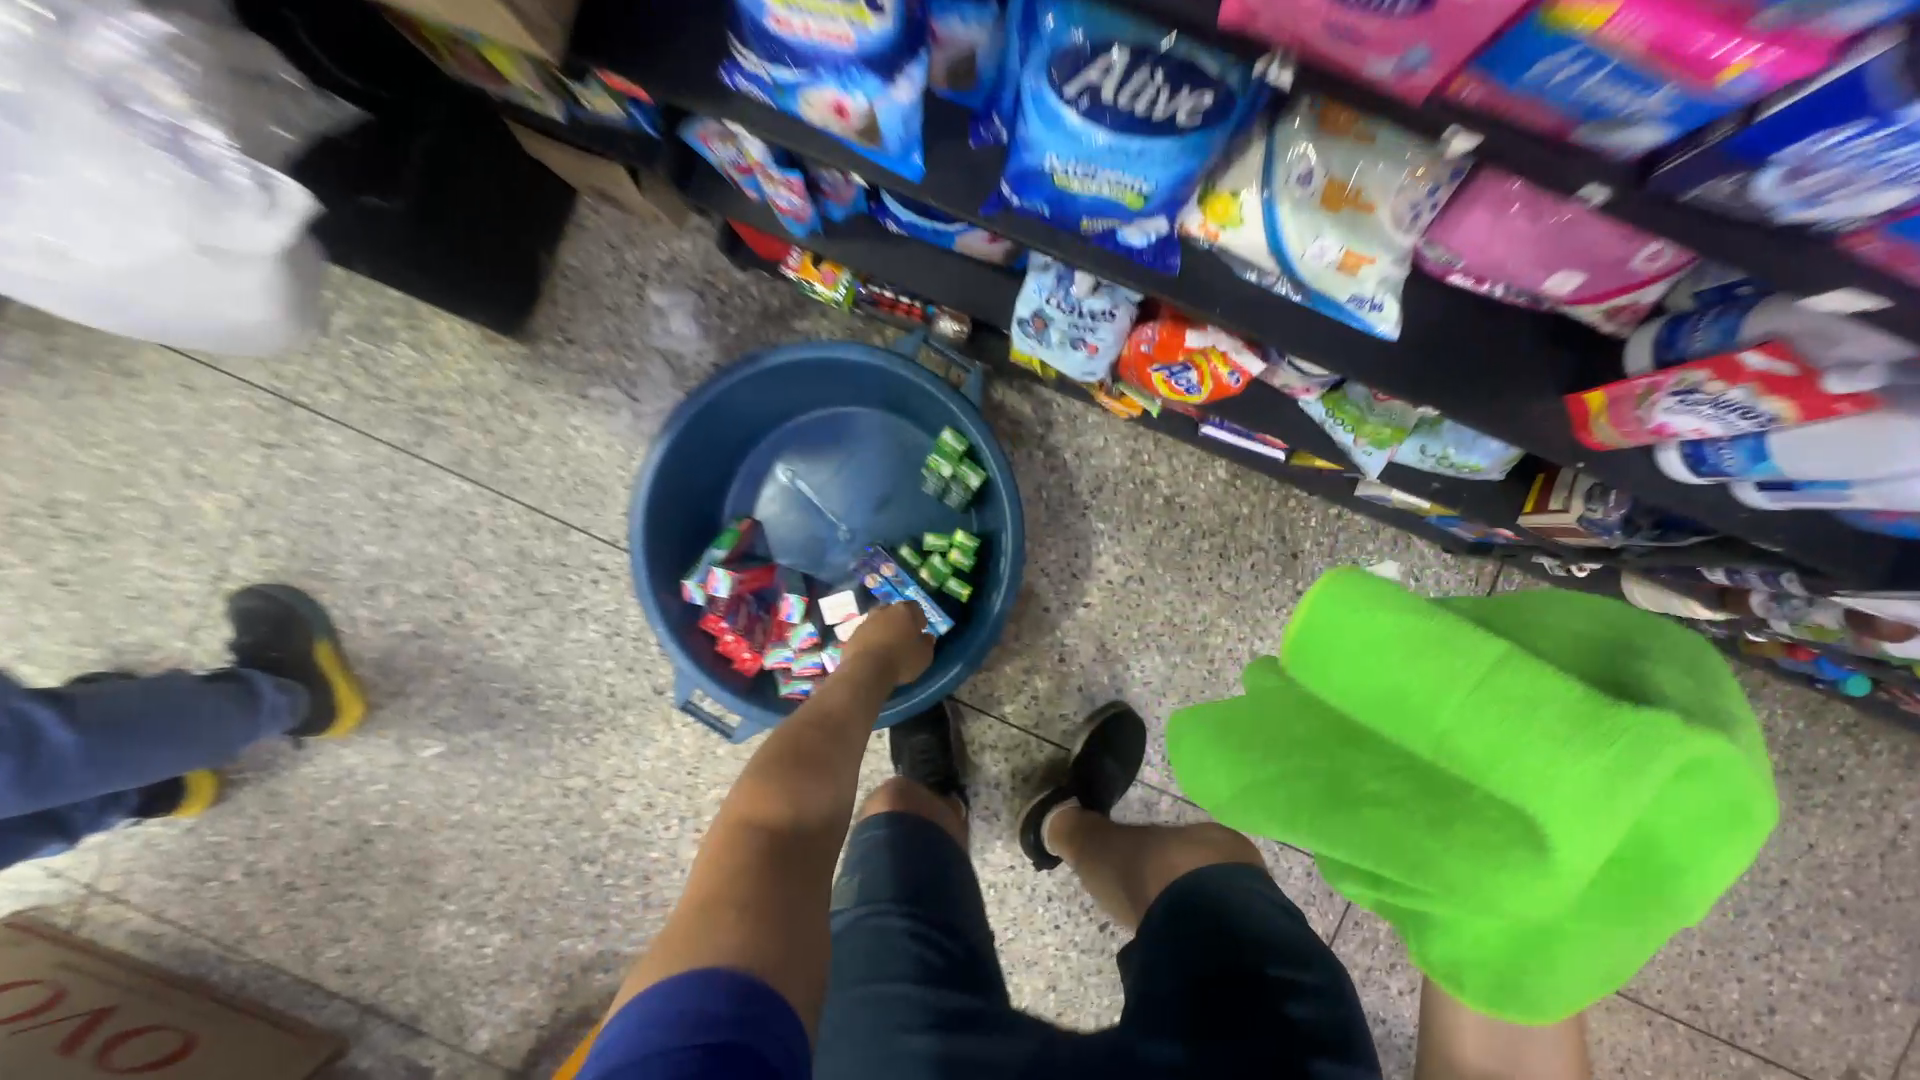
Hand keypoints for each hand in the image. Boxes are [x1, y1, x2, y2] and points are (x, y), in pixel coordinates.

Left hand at [842, 601, 933, 686]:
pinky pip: (866, 634)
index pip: (915, 607)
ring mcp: (866, 621)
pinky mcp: (853, 634)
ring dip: (883, 629)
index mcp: (904, 611)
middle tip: (904, 635)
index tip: (921, 629)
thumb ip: (927, 643)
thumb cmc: (901, 660)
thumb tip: (926, 637)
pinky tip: (874, 653)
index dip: (919, 618)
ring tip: (888, 645)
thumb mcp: (924, 655)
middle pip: (894, 611)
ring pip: (878, 621)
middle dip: (899, 621)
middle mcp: (884, 610)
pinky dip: (871, 640)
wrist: (866, 670)